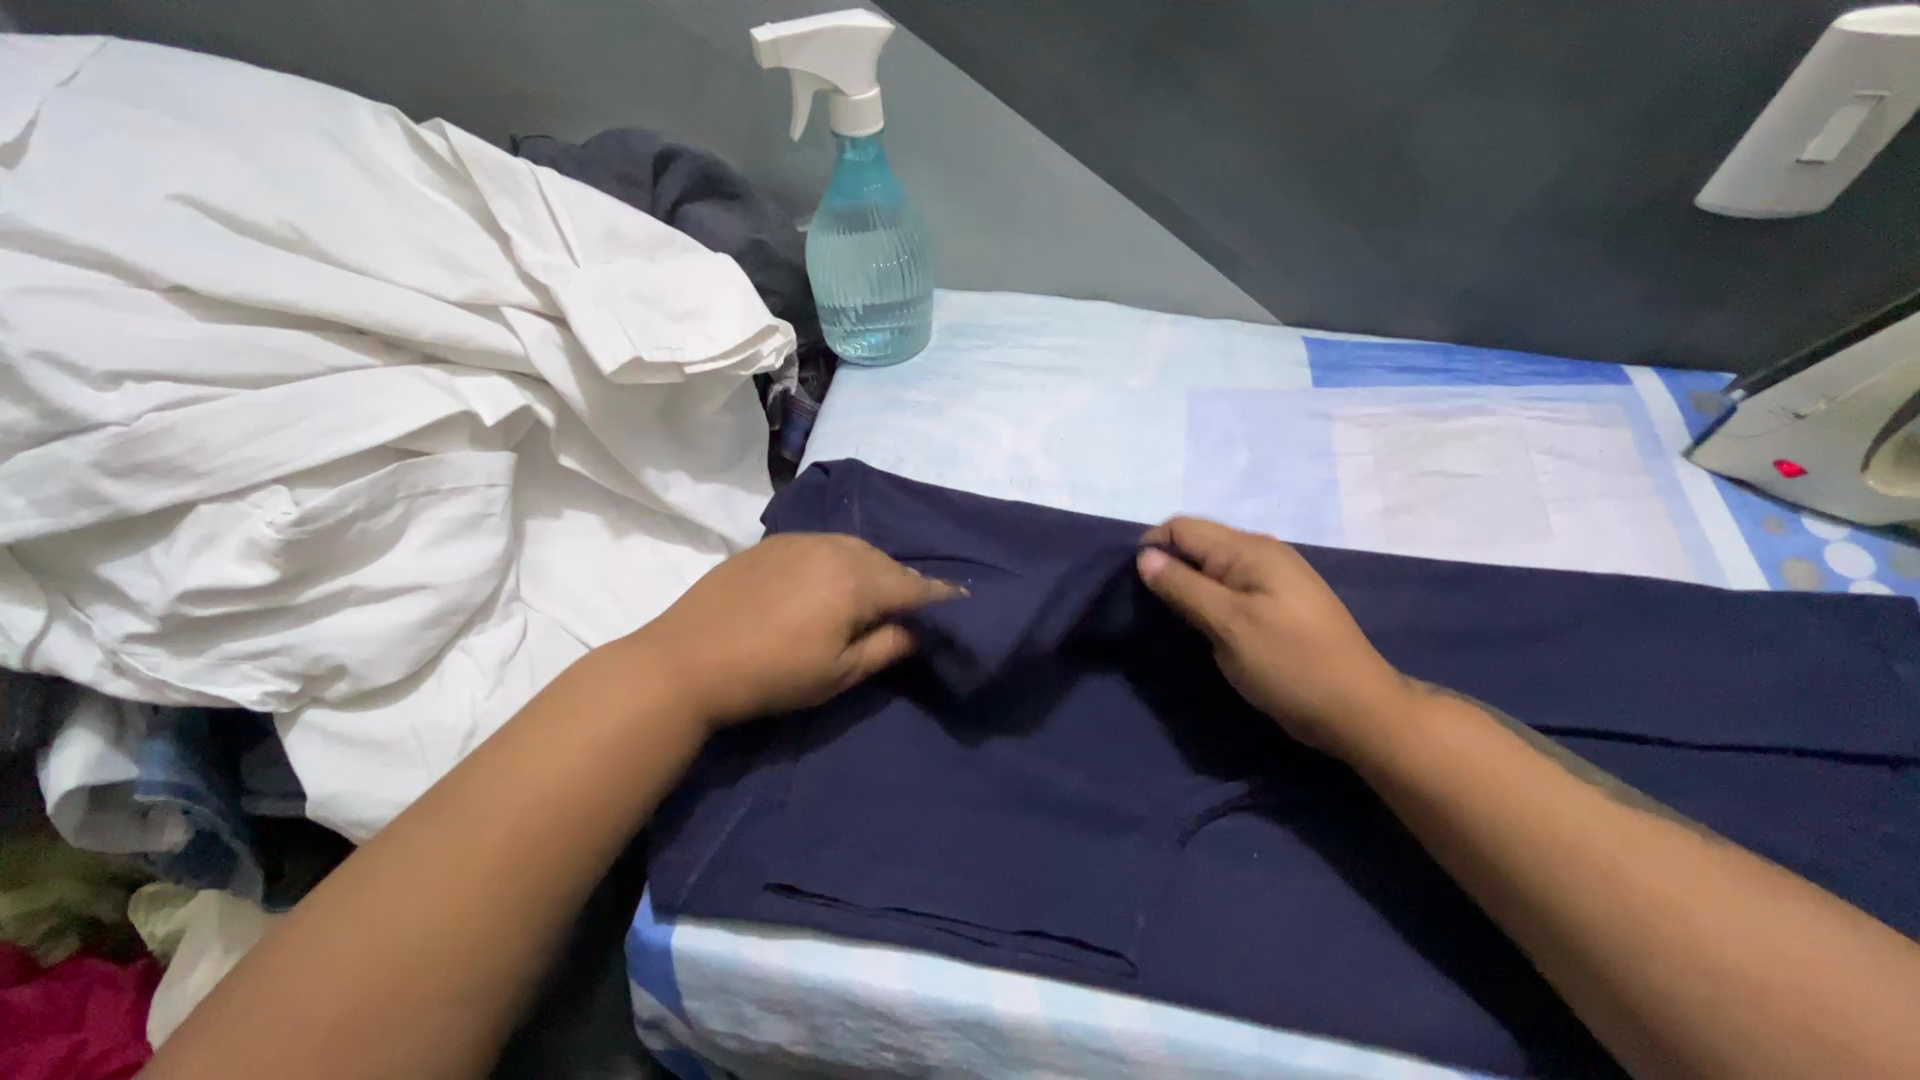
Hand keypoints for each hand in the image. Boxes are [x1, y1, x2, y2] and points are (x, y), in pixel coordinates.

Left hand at [626, 533, 956, 728]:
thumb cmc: (771, 675)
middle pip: (888, 563)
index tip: (962, 606)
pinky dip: (842, 561)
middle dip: (907, 584)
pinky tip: (831, 582)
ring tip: (876, 596)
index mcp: (857, 580)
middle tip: (916, 610)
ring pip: (857, 549)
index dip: (942, 599)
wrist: (686, 659)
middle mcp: (836, 548)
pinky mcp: (773, 542)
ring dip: (874, 570)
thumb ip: (889, 646)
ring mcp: (801, 539)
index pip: (915, 586)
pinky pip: (825, 545)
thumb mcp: (840, 673)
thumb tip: (922, 630)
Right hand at [1137, 517, 1412, 757]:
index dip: (1152, 549)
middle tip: (1148, 609)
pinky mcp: (1279, 604)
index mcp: (1251, 550)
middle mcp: (1263, 553)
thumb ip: (1184, 587)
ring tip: (1172, 620)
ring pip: (1214, 567)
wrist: (1357, 709)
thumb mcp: (1229, 625)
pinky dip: (1210, 600)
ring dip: (1188, 586)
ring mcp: (1275, 578)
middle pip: (1199, 543)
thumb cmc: (1289, 664)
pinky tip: (1205, 627)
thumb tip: (1144, 556)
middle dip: (1168, 567)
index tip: (1132, 588)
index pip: (1183, 528)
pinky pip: (1231, 587)